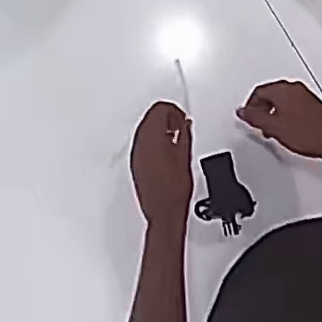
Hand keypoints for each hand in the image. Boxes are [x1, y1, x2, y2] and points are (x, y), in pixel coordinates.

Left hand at [131, 101, 192, 231]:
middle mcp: (140, 142)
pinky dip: (154, 140)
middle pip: (150, 116)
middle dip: (166, 117)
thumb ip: (185, 134)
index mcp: (152, 136)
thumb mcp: (185, 155)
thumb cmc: (174, 189)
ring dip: (160, 128)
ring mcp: (136, 153)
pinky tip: (166, 148)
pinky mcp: (135, 162)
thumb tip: (185, 124)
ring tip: (176, 136)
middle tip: (180, 124)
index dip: (173, 110)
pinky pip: (142, 142)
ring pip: (145, 128)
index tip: (182, 117)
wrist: (163, 212)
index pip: (159, 109)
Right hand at [237, 81, 321, 161]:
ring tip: (272, 129)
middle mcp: (295, 88)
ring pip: (281, 99)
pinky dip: (285, 113)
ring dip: (273, 112)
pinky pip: (292, 104)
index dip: (250, 106)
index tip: (248, 116)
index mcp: (283, 89)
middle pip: (269, 94)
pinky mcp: (312, 103)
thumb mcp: (274, 127)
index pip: (258, 92)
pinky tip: (286, 128)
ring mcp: (305, 95)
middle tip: (258, 122)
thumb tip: (242, 111)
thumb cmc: (310, 133)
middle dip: (261, 109)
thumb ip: (254, 117)